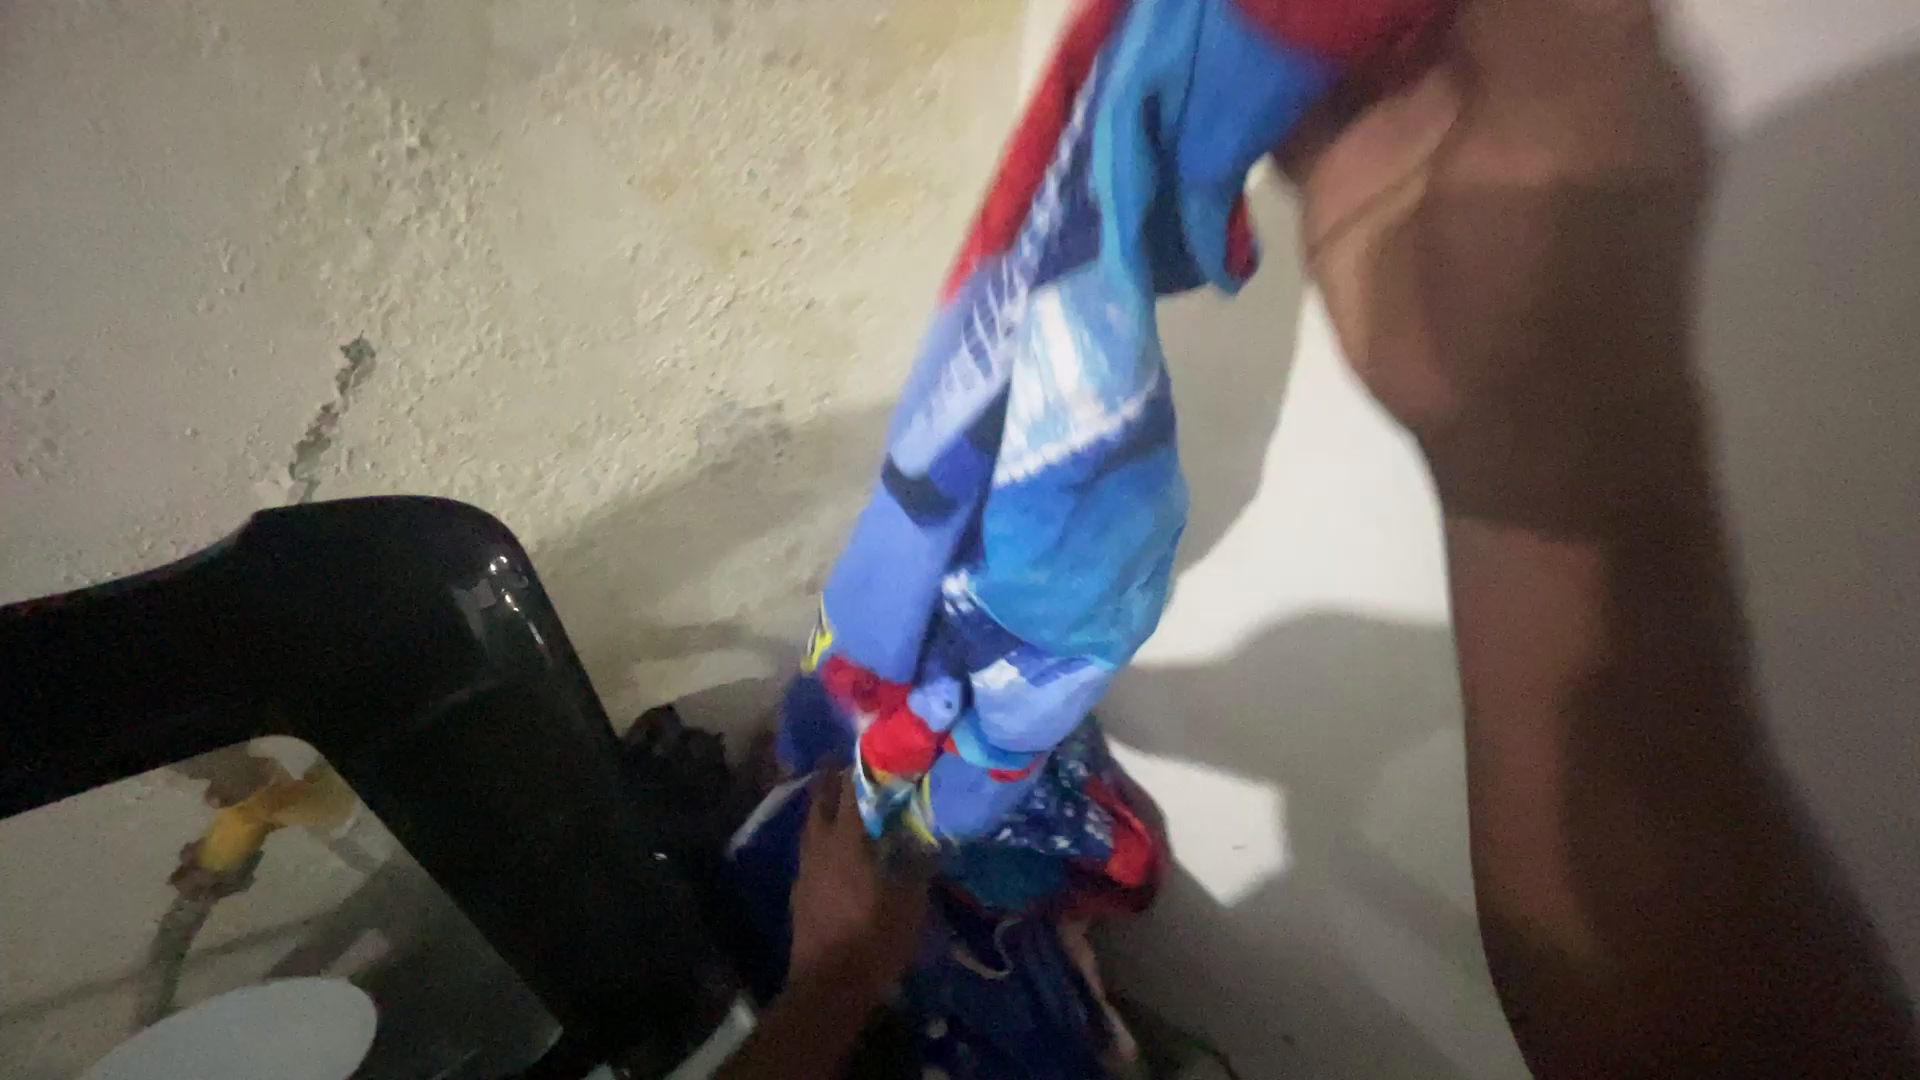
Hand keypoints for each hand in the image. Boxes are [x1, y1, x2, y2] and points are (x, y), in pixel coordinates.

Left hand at [786, 771, 929, 994]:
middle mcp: (821, 845)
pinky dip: (818, 837)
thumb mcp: (910, 902)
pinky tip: (831, 847)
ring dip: (821, 807)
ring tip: (835, 797)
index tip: (867, 751)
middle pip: (820, 800)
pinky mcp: (799, 892)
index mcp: (848, 840)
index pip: (851, 791)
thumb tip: (934, 839)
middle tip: (841, 762)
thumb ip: (920, 865)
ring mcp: (805, 868)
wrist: (828, 986)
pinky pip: (808, 850)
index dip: (859, 768)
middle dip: (829, 778)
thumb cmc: (873, 938)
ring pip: (809, 825)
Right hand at [1283, 0, 1709, 509]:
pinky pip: (1283, 111)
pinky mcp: (1334, 174)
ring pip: (1331, 33)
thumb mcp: (1566, 92)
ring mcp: (1396, 112)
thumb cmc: (1559, 245)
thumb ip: (1512, 3)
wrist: (1496, 390)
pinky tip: (1201, 52)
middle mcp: (1475, 49)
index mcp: (1561, 16)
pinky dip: (1246, 83)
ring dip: (1282, 13)